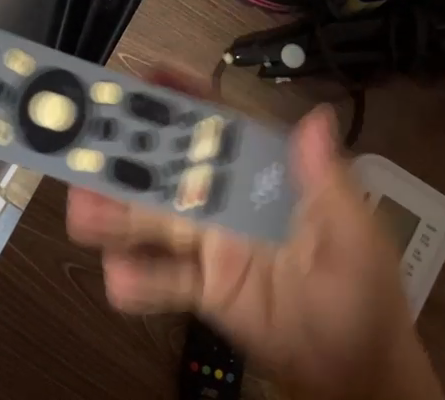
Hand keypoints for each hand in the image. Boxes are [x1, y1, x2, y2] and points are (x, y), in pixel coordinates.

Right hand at [67, 106, 443, 399]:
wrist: (355, 372)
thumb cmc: (362, 292)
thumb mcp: (356, 231)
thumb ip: (329, 179)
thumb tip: (315, 119)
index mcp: (268, 174)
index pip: (222, 125)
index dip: (186, 96)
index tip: (146, 75)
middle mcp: (232, 200)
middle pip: (176, 168)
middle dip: (132, 153)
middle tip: (87, 142)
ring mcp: (214, 244)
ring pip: (159, 219)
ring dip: (119, 210)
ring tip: (82, 207)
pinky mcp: (205, 288)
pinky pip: (166, 278)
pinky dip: (139, 277)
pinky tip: (115, 276)